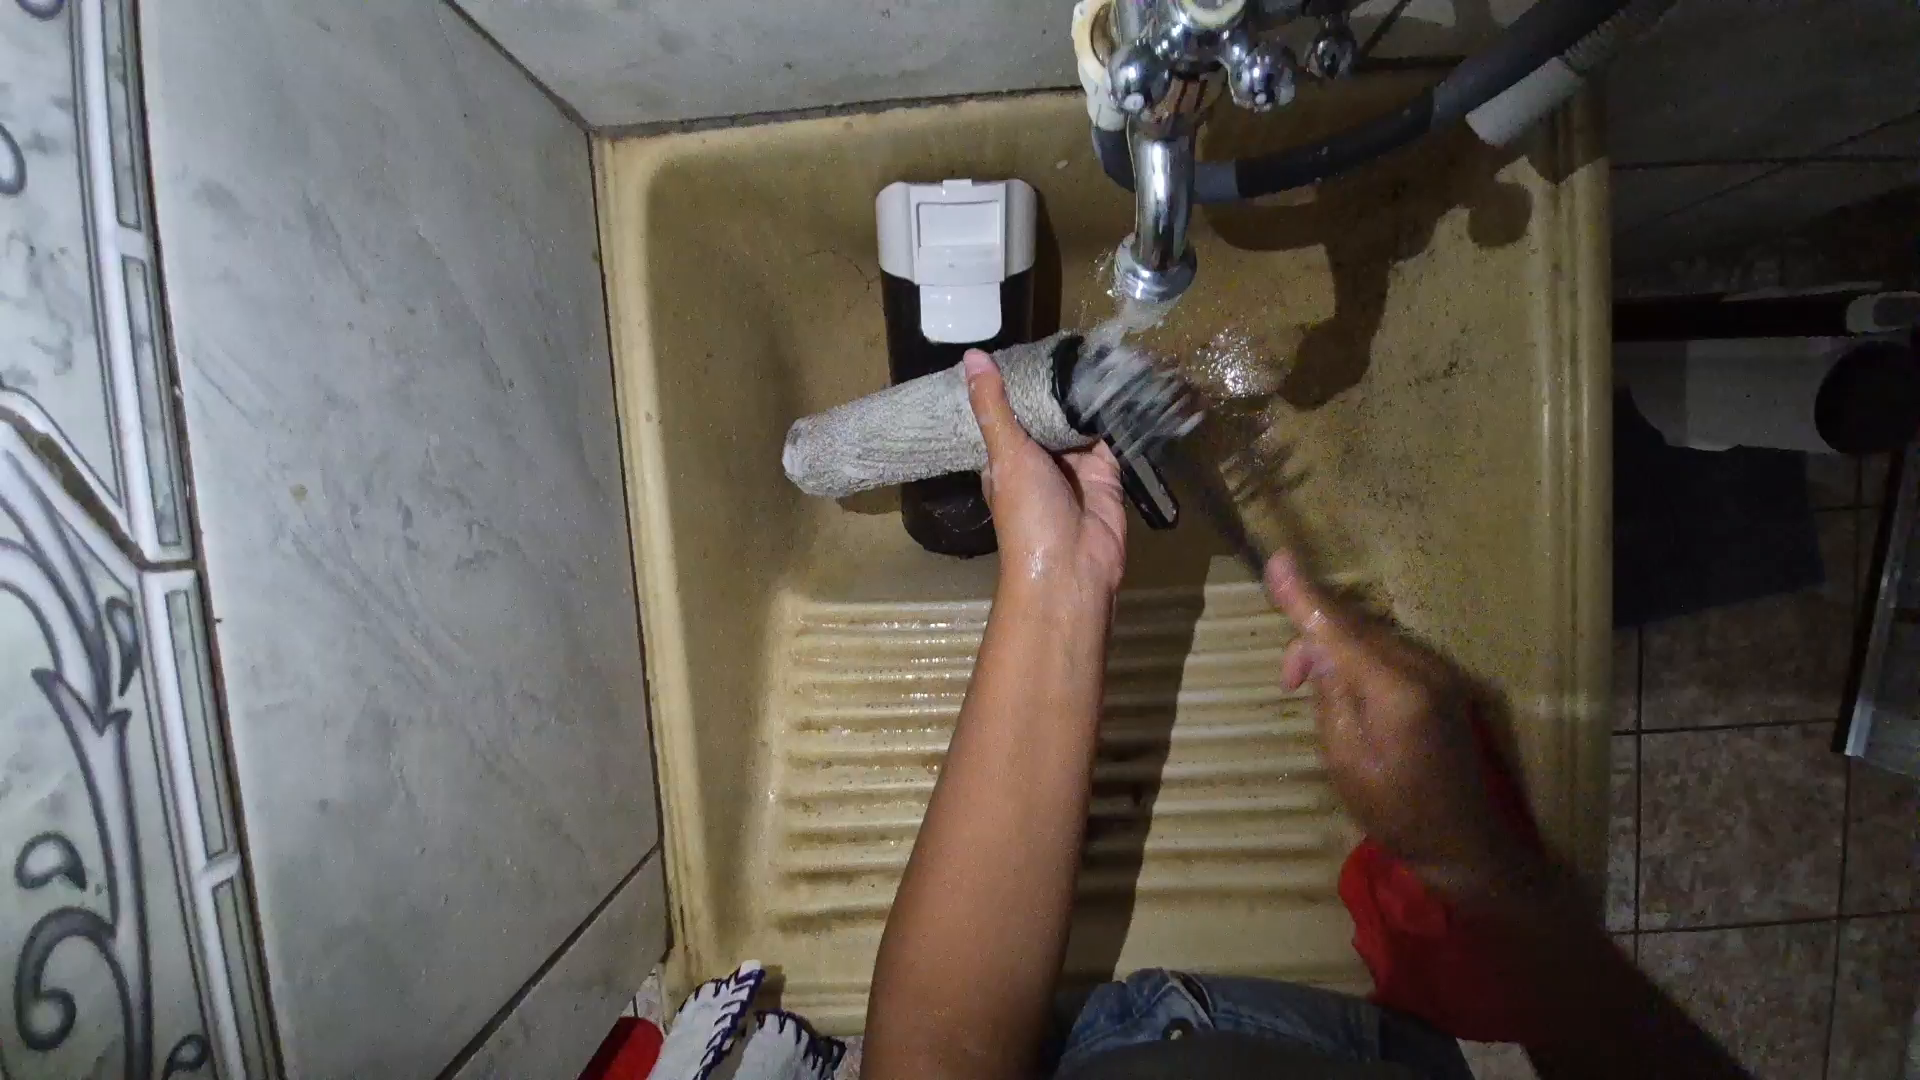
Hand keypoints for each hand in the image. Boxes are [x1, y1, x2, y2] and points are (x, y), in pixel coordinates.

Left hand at [964, 350, 1126, 604]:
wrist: (1072, 567)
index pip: (1010, 410)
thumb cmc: (1027, 513)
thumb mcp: (1005, 454)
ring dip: (1088, 395)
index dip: (1018, 381)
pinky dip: (1116, 414)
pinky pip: (1111, 437)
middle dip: (1059, 385)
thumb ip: (993, 406)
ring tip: (1100, 346)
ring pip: (1081, 422)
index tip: (1030, 342)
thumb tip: (971, 356)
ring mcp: (1075, 467)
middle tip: (1074, 335)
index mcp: (1006, 457)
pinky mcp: (1107, 473)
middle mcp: (1039, 460)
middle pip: (1049, 413)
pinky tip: (1123, 378)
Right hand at [1263, 550, 1532, 898]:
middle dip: (1312, 638)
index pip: (1338, 630)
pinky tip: (1346, 688)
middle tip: (1288, 682)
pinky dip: (1357, 658)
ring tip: (1310, 689)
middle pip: (1353, 627)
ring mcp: (1440, 673)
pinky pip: (1387, 650)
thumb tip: (1315, 646)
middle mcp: (1425, 669)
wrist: (1468, 848)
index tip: (1277, 560)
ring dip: (1333, 649)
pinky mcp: (1444, 681)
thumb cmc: (1395, 812)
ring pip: (1370, 636)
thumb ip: (1330, 693)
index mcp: (1396, 692)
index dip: (1304, 596)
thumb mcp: (1344, 758)